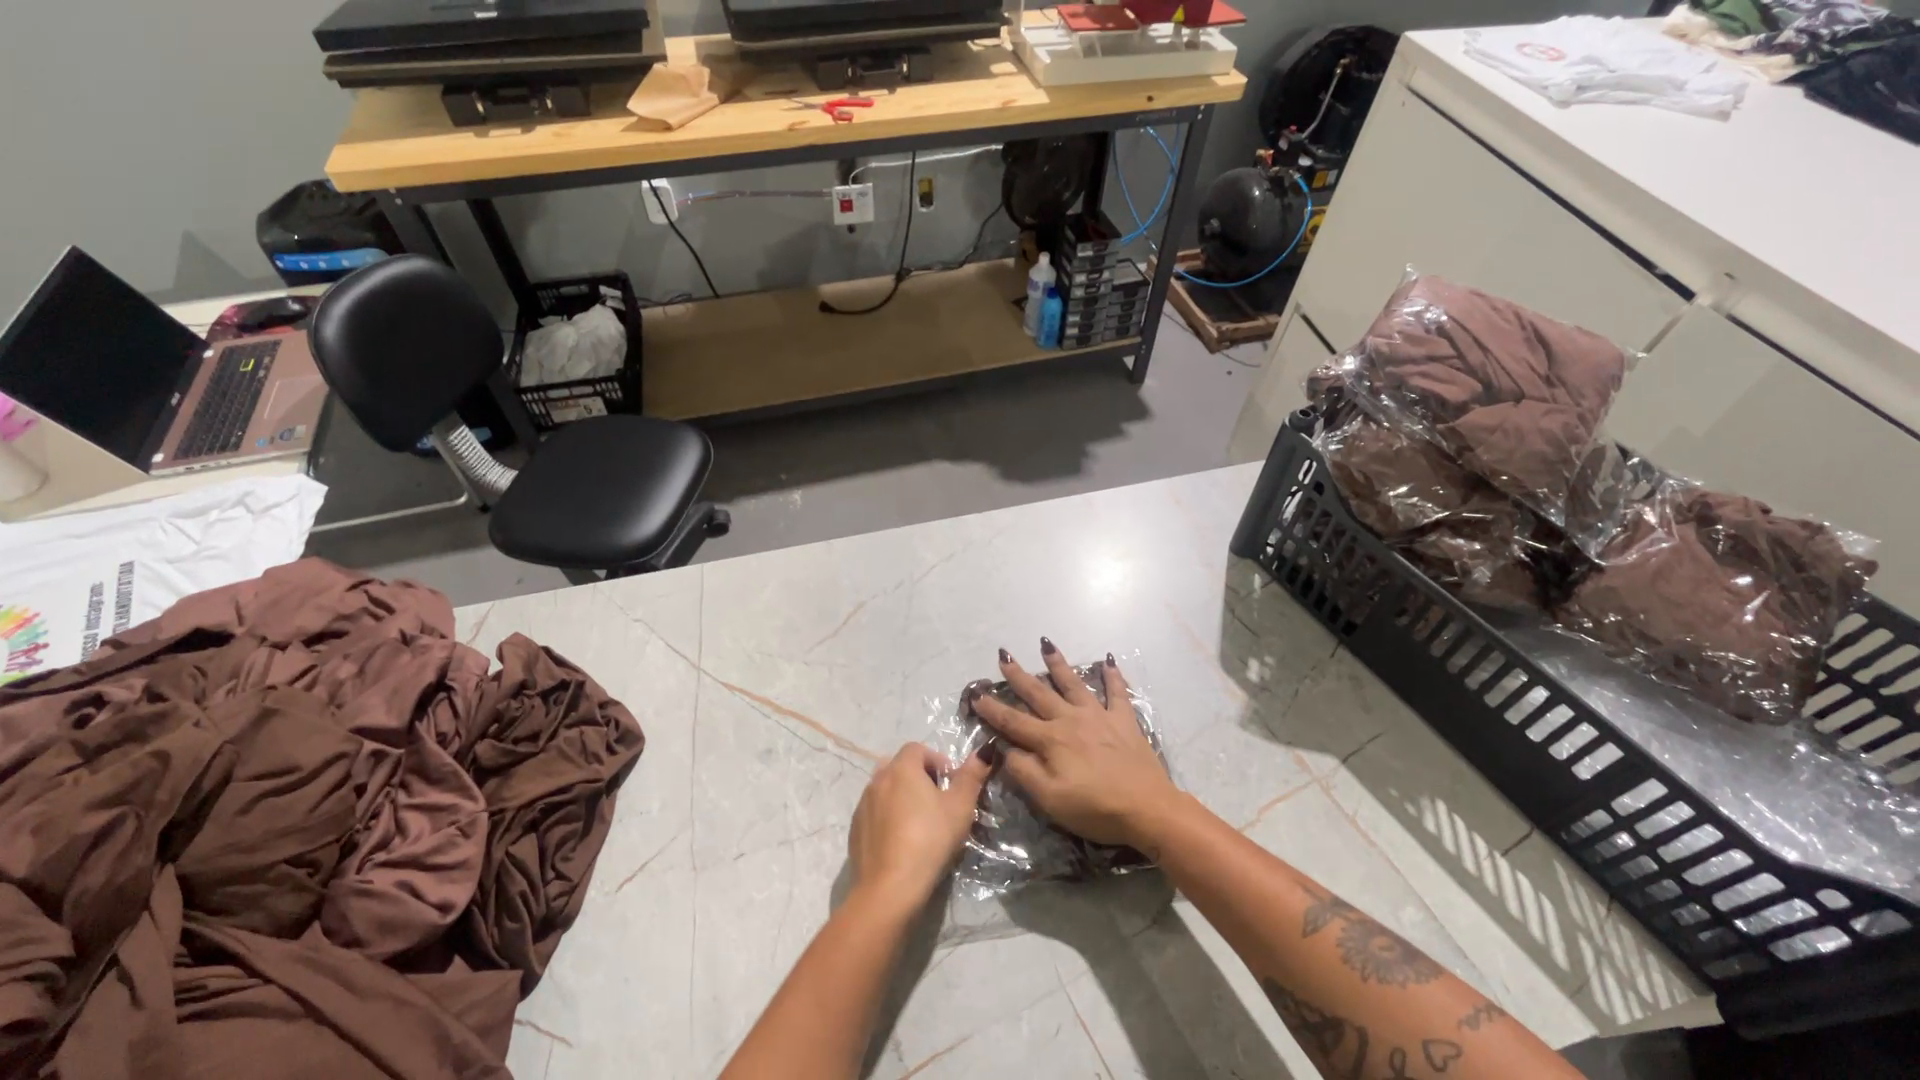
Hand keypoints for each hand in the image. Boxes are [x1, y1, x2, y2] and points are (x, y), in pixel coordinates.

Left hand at [848, 743, 991, 907]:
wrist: (889, 886)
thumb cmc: (930, 839)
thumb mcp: (960, 807)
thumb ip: (971, 776)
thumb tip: (984, 751)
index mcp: (901, 769)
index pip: (917, 748)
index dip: (937, 760)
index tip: (951, 784)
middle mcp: (877, 780)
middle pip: (899, 767)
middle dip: (919, 778)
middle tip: (938, 802)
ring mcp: (862, 805)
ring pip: (885, 790)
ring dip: (902, 798)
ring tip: (921, 824)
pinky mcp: (855, 829)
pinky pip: (875, 813)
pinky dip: (888, 818)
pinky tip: (902, 842)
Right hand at [969, 640, 1183, 850]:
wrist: (1147, 808)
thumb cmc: (1094, 808)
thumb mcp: (1049, 798)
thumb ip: (1023, 771)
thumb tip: (1004, 750)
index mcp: (1050, 741)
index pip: (1013, 722)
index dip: (992, 709)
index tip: (976, 694)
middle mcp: (1071, 720)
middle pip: (1039, 694)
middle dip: (1018, 676)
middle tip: (1003, 656)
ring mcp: (1099, 717)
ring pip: (1073, 684)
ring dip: (1058, 664)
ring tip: (1046, 644)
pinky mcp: (1124, 721)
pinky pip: (1117, 692)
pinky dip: (1113, 675)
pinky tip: (1109, 660)